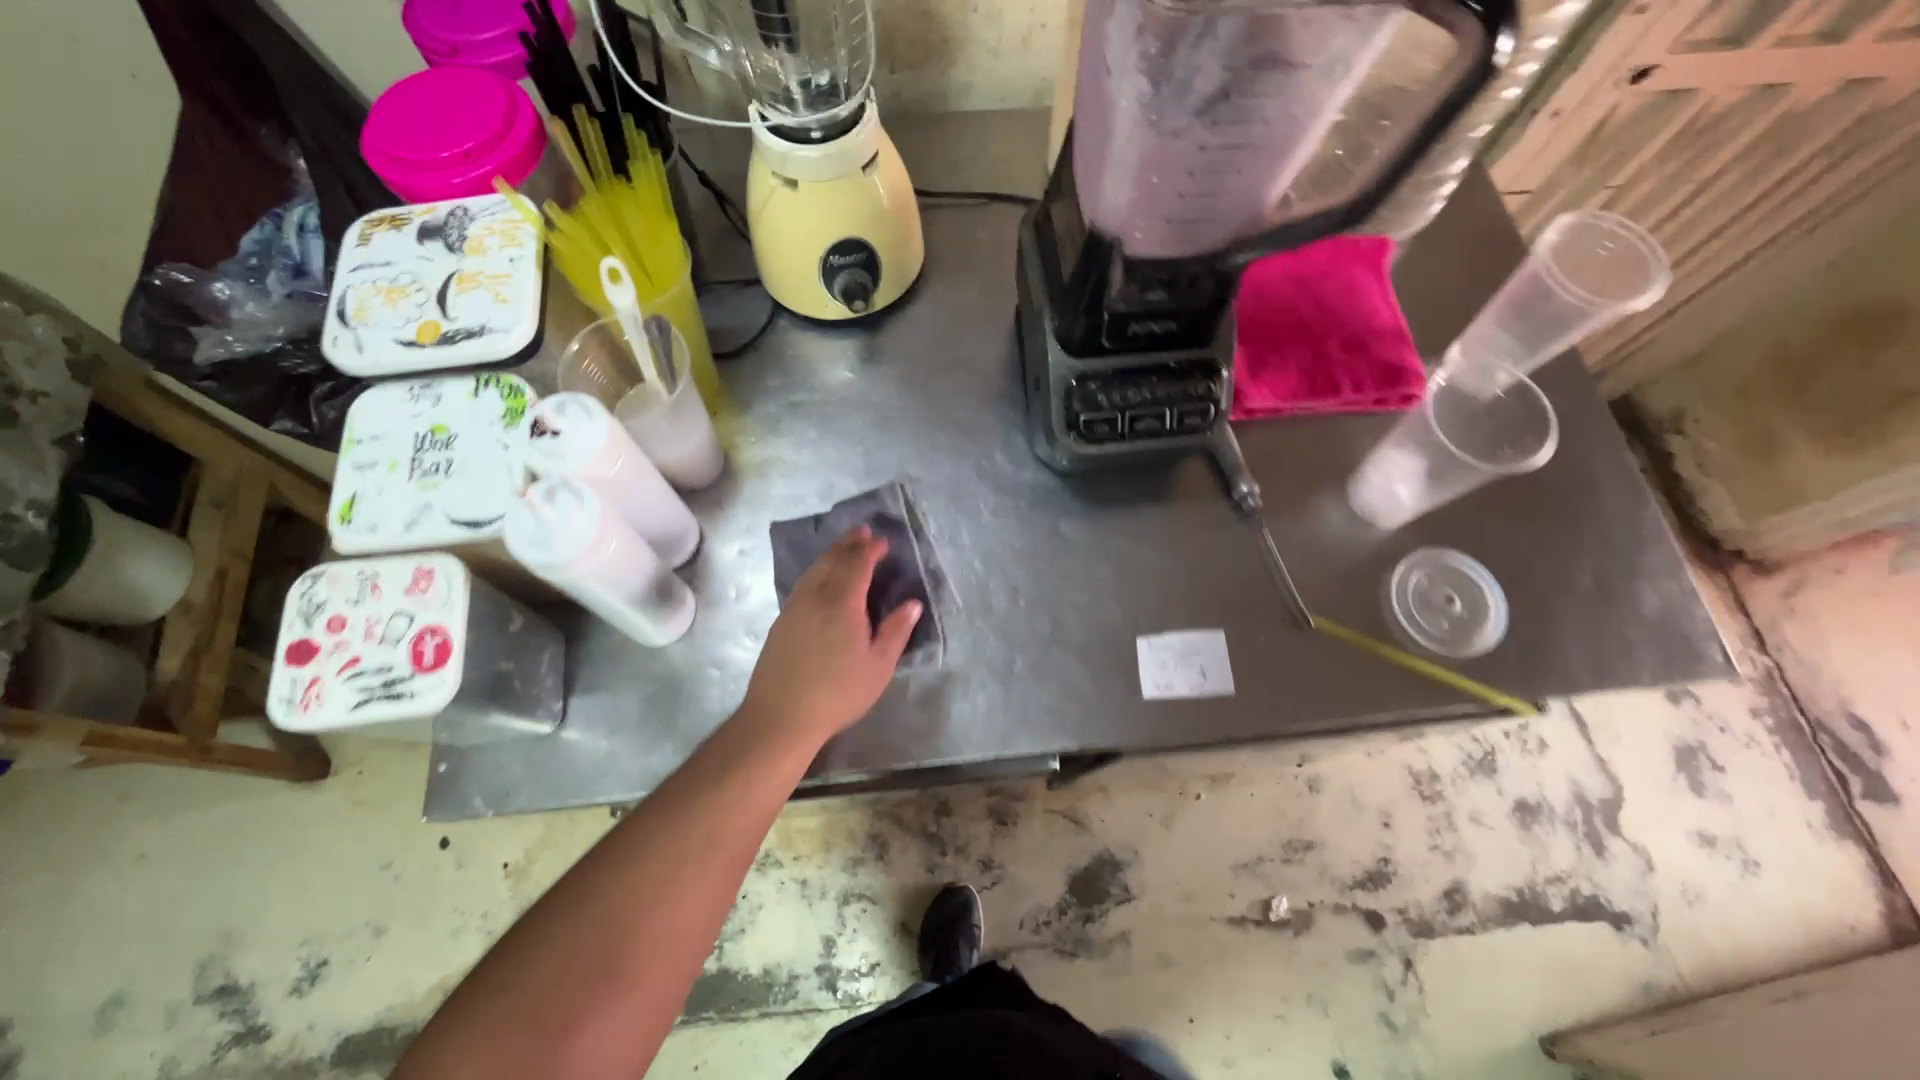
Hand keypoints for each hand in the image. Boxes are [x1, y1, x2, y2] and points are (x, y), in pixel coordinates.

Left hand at [742, 525, 922, 742]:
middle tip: (863, 531)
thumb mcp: (878, 666)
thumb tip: (912, 604)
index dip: (871, 549)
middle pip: (833, 559)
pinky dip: (817, 571)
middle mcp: (815, 596)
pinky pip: (803, 584)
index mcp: (842, 603)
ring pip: (814, 570)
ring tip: (844, 548)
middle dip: (850, 543)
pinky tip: (821, 579)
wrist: (781, 715)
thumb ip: (895, 631)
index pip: (858, 564)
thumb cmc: (838, 693)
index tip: (883, 541)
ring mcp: (794, 607)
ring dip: (831, 554)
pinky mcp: (781, 621)